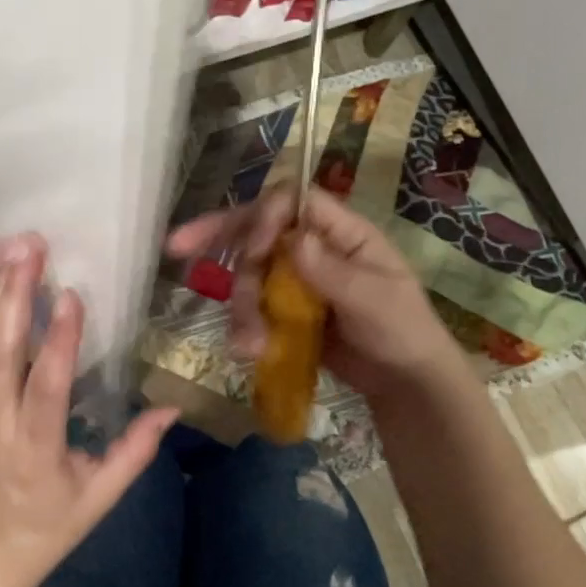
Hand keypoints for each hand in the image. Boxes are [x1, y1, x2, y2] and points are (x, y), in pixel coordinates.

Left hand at [0, 234, 177, 586]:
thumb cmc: (50, 526)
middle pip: (0, 353)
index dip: (56, 341)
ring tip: (16, 250)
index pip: (45, 388)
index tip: (69, 295)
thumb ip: (134, 451)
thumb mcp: (100, 498)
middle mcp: (0, 423)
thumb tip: (172, 407)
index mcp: (36, 450)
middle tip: (31, 247)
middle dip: (14, 295)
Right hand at [167, 188, 460, 399]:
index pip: (294, 201)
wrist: (405, 386)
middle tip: (179, 249)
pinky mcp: (285, 311)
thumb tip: (294, 237)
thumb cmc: (404, 332)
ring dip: (239, 304)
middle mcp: (311, 246)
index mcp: (341, 232)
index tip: (253, 247)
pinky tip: (246, 350)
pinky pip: (252, 306)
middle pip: (257, 228)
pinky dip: (243, 325)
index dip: (265, 214)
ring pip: (249, 273)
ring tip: (246, 345)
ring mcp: (296, 279)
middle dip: (221, 240)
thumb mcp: (376, 300)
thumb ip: (333, 270)